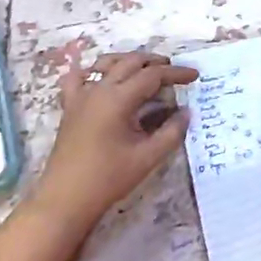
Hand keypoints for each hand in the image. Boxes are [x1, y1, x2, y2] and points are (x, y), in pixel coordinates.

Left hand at [37, 52, 197, 229]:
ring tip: (146, 70)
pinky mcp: (70, 107)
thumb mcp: (148, 157)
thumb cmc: (108, 178)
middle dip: (155, 62)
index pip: (152, 75)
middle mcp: (99, 89)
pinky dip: (94, 71)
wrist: (65, 199)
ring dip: (129, 61)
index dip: (176, 73)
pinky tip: (103, 78)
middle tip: (174, 71)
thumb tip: (186, 112)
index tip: (194, 76)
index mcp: (118, 98)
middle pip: (130, 62)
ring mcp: (81, 96)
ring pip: (106, 63)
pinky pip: (79, 77)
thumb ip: (171, 132)